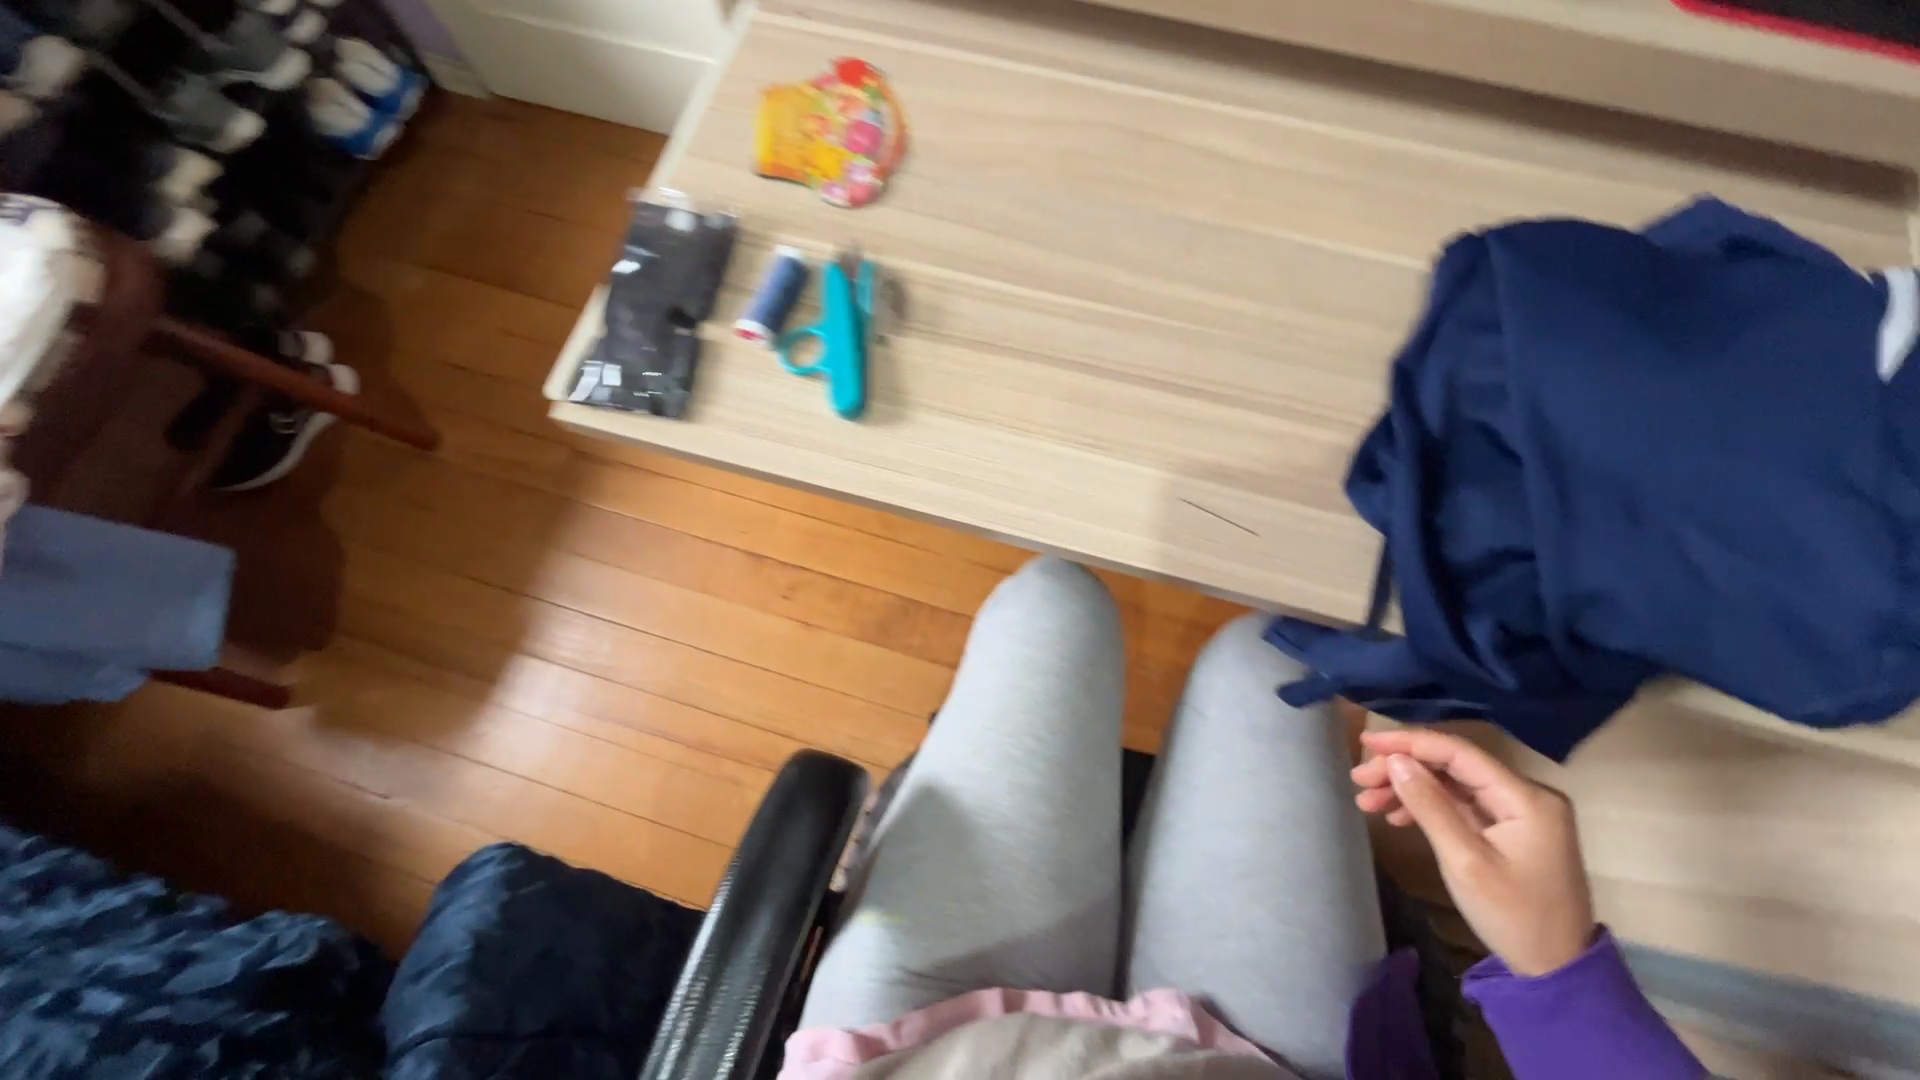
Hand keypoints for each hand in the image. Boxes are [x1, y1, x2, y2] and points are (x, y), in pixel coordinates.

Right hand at [1351, 729, 1596, 975]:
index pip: (1459, 753)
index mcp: (1526, 798)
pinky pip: (1461, 804)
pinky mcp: (1509, 830)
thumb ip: (1430, 805)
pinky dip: (1427, 806)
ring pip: (1453, 784)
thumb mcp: (1464, 861)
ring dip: (1410, 788)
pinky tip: (1396, 816)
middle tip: (1359, 780)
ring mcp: (1518, 813)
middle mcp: (1526, 796)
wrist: (1557, 970)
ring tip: (1367, 800)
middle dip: (1404, 768)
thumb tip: (1396, 761)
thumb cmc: (1513, 916)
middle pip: (1453, 766)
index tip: (1367, 741)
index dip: (1410, 743)